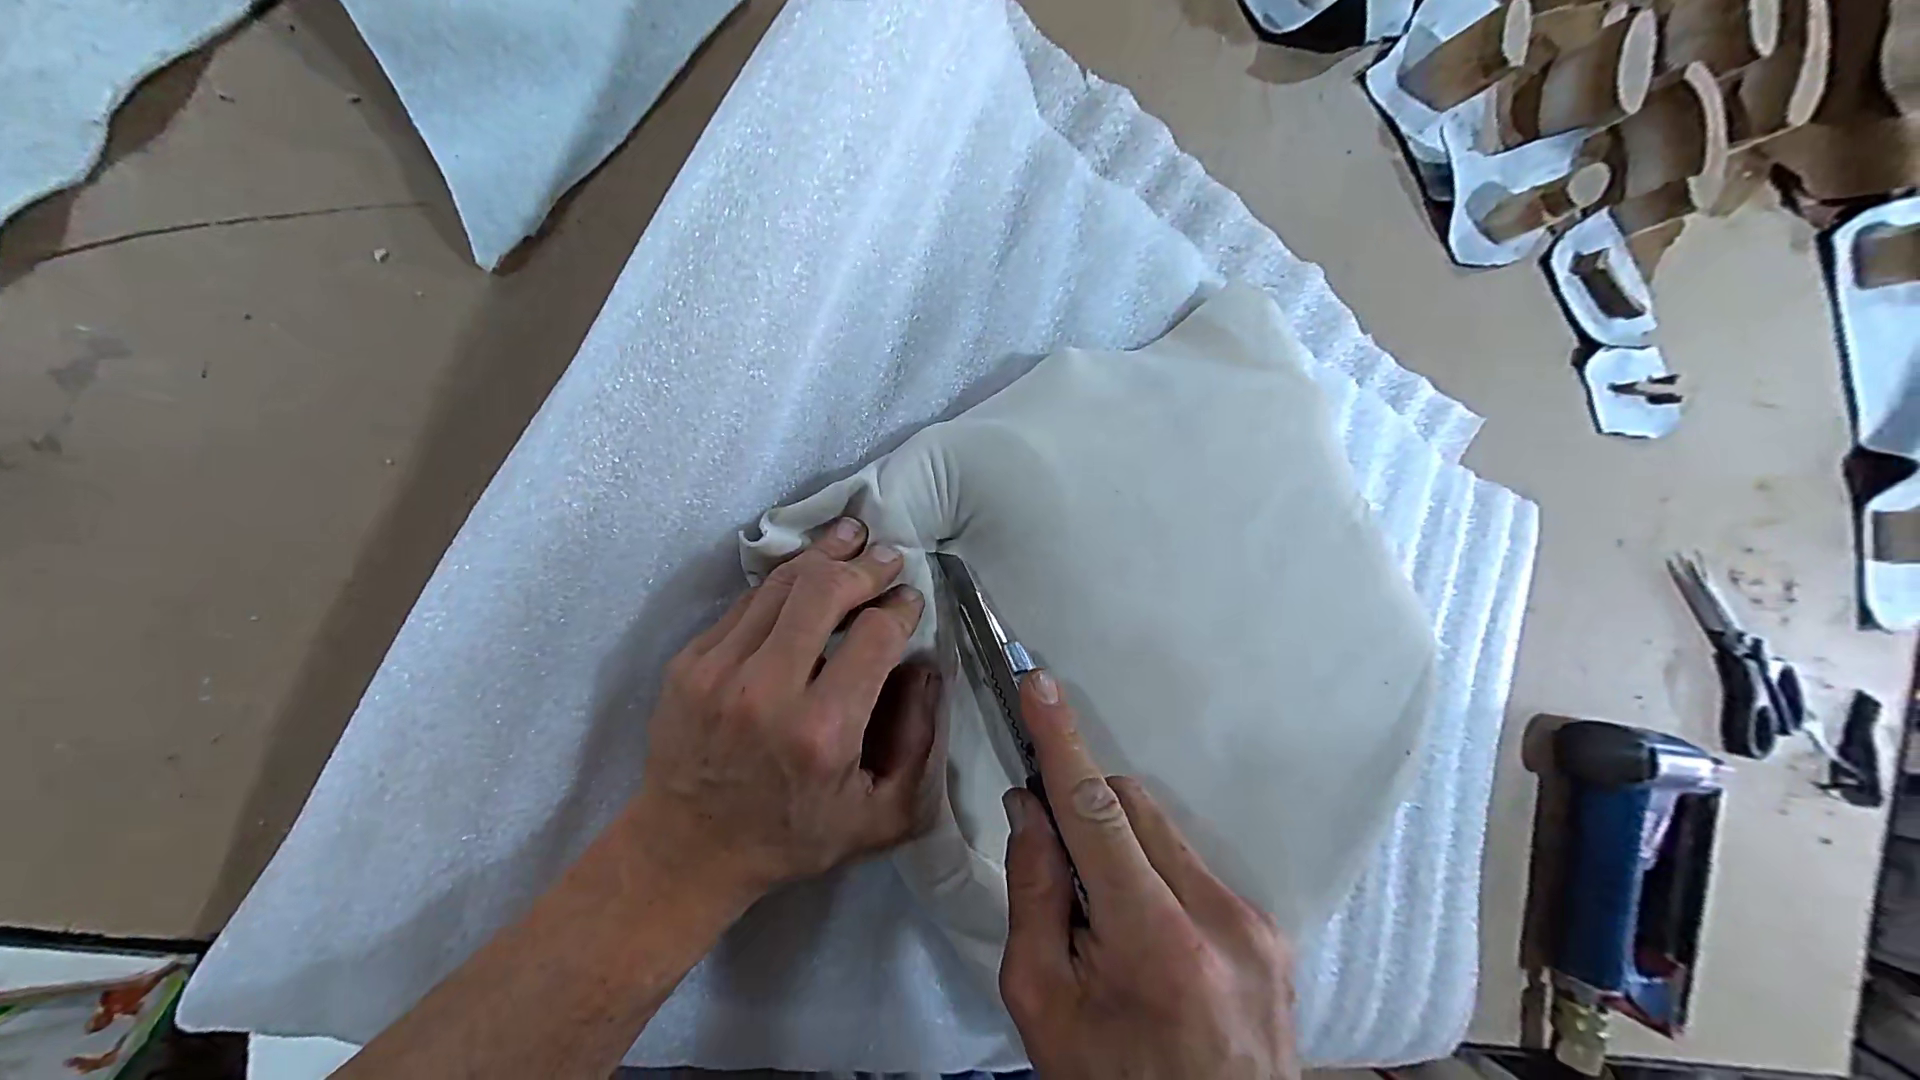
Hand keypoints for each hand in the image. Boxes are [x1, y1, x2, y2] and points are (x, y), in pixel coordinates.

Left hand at [634, 517, 939, 898]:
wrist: (687, 848)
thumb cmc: (793, 836)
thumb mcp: (882, 817)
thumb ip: (920, 743)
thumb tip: (924, 667)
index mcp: (822, 731)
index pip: (874, 635)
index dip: (901, 607)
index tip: (910, 600)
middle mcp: (767, 692)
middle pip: (824, 591)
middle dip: (865, 566)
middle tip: (888, 556)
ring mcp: (719, 671)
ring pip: (782, 583)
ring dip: (824, 555)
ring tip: (851, 537)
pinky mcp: (690, 662)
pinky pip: (747, 601)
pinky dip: (784, 580)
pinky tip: (806, 571)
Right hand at [998, 671, 1300, 1079]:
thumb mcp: (1040, 1000)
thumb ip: (1032, 892)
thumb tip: (1030, 807)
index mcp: (1156, 943)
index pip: (1096, 812)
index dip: (1062, 742)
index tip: (1040, 686)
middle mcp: (1221, 918)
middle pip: (1131, 805)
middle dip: (1084, 808)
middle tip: (1058, 857)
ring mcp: (1255, 922)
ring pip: (1162, 827)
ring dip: (1119, 842)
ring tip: (1108, 913)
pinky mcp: (1270, 930)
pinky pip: (1191, 861)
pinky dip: (1153, 870)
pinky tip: (1149, 930)